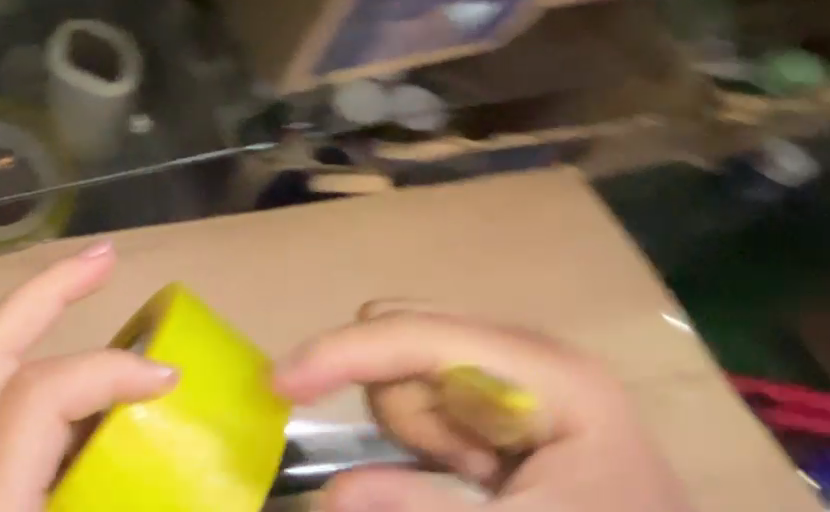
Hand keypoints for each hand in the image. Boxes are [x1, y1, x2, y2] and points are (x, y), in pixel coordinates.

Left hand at [0, 241, 177, 511]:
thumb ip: (119, 497)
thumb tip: (183, 478)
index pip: (39, 394)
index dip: (106, 372)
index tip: (167, 377)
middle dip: (44, 292)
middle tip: (103, 257)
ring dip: (30, 328)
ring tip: (82, 299)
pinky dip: (25, 383)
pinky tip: (68, 397)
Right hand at [273, 309, 695, 511]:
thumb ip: (423, 509)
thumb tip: (329, 495)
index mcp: (549, 371)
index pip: (414, 335)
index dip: (340, 354)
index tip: (280, 386)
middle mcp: (529, 350)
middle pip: (403, 337)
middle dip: (404, 409)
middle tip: (457, 471)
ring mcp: (518, 367)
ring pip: (405, 364)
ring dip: (417, 427)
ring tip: (479, 479)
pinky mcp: (507, 390)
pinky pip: (425, 387)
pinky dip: (428, 431)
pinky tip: (477, 471)